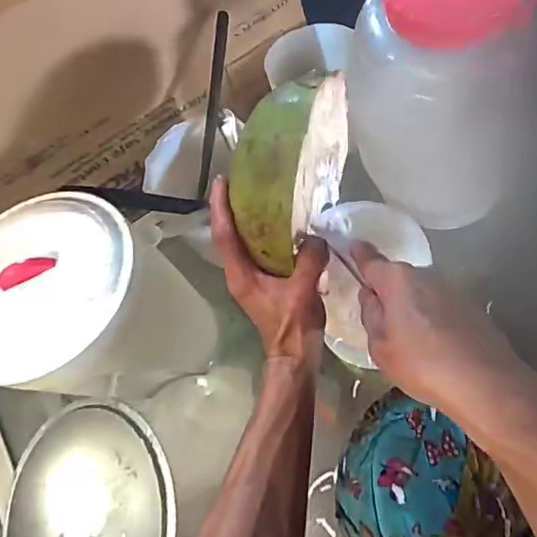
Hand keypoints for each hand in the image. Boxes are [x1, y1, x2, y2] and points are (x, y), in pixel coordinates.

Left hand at [209, 177, 328, 365]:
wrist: (294, 355)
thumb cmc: (292, 325)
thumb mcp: (303, 290)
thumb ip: (308, 259)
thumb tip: (315, 236)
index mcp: (240, 273)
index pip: (224, 233)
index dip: (220, 206)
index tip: (221, 182)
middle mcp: (239, 272)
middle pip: (228, 233)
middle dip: (231, 207)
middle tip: (241, 180)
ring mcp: (250, 278)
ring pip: (242, 241)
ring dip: (246, 219)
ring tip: (259, 195)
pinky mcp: (263, 281)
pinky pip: (258, 249)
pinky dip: (264, 233)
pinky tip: (281, 223)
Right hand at [350, 242, 536, 450]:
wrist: (485, 382)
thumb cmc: (422, 364)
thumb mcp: (380, 347)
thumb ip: (370, 315)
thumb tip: (371, 296)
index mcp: (396, 280)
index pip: (370, 259)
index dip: (358, 255)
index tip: (351, 249)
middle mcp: (425, 274)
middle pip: (397, 278)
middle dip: (388, 292)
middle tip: (382, 324)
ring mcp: (451, 288)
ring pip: (421, 292)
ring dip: (413, 307)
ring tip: (413, 342)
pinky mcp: (472, 305)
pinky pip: (441, 306)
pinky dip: (434, 318)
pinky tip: (437, 346)